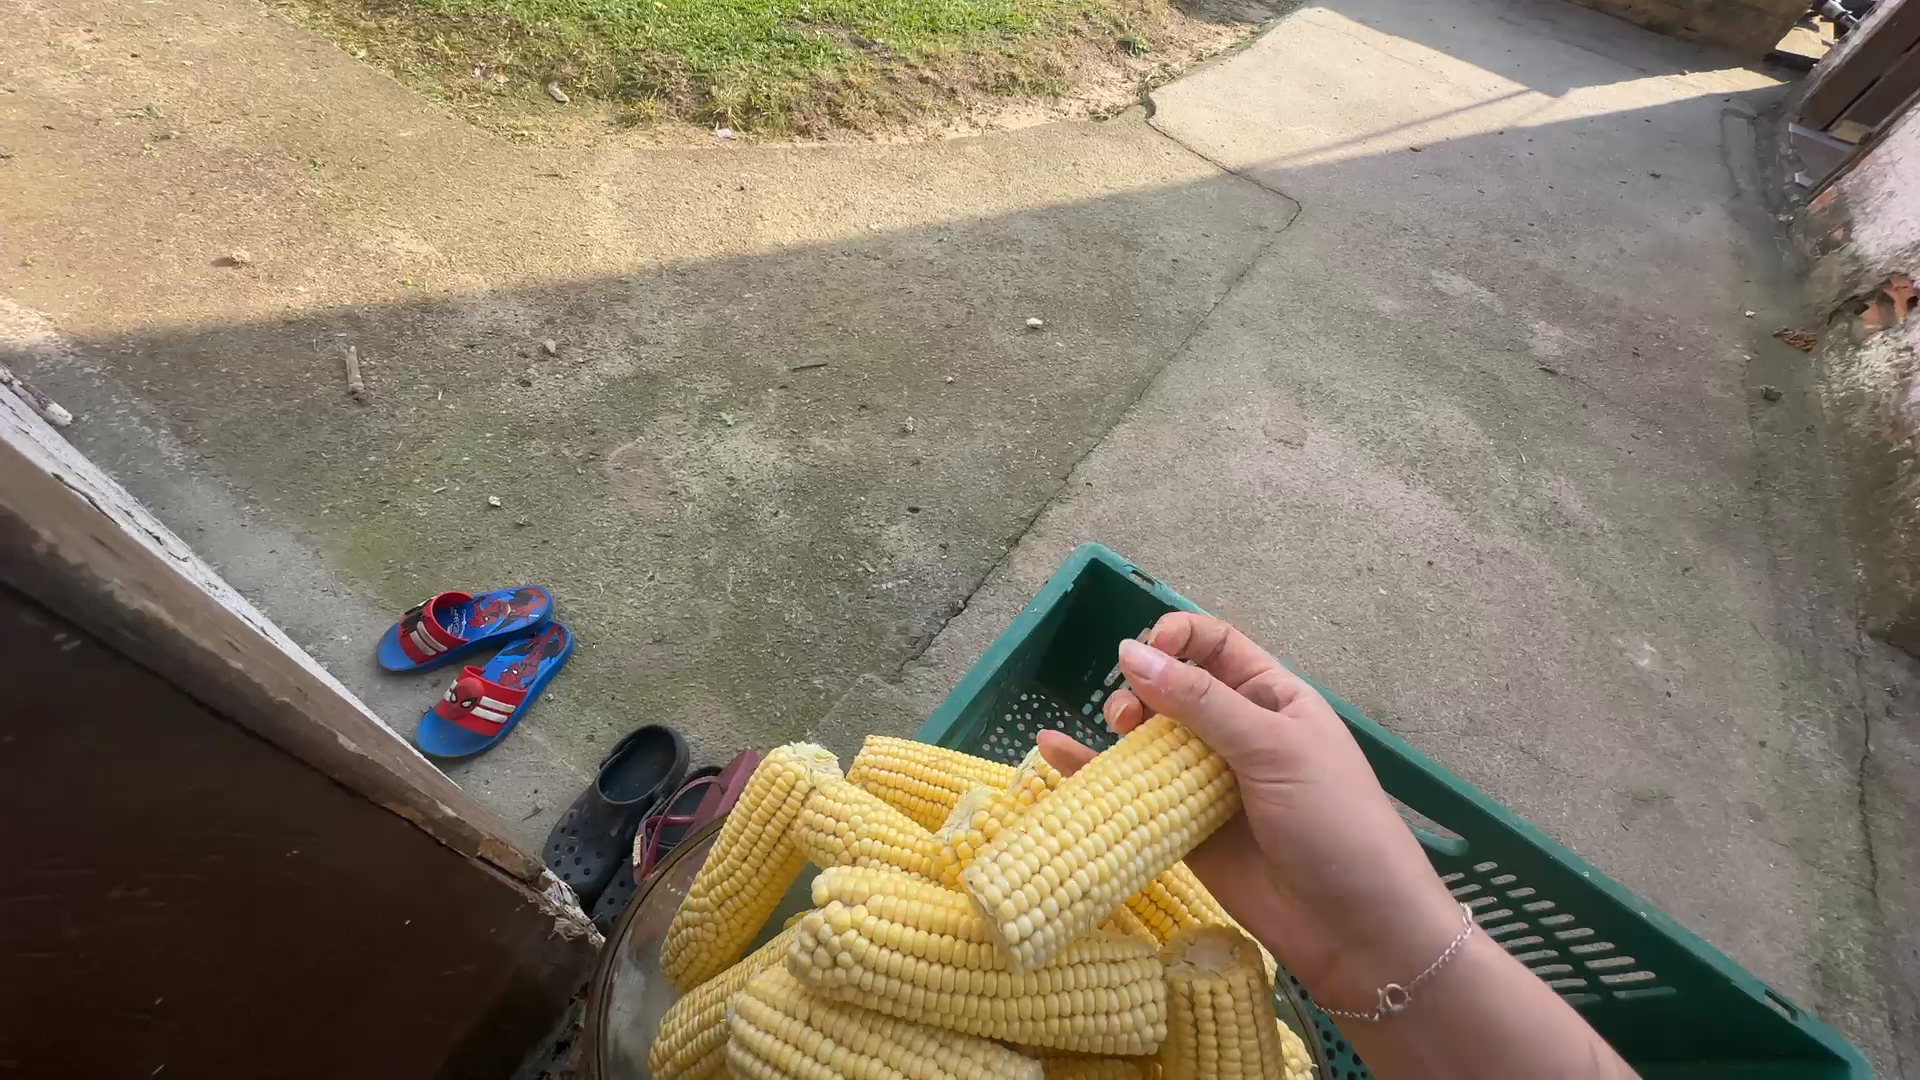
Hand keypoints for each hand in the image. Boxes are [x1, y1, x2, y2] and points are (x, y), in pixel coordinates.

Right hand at [1037, 613, 1463, 1011]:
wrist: (1358, 936)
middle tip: (1131, 712)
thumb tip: (1130, 651)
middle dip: (1144, 684)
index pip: (1214, 644)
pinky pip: (1131, 785)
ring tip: (1120, 732)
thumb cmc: (1333, 823)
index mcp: (1269, 697)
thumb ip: (1200, 701)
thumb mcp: (1274, 748)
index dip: (1177, 637)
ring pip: (1148, 732)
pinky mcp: (1180, 820)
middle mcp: (1233, 729)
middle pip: (1171, 684)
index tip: (1145, 650)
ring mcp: (1205, 776)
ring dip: (1122, 722)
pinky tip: (1053, 751)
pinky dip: (1091, 767)